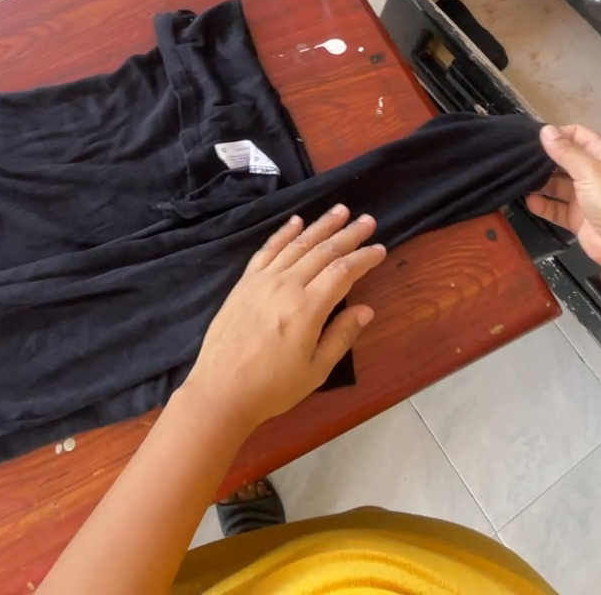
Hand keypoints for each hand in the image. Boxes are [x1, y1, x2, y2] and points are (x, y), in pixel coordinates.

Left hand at [180, 205, 387, 432]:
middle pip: (323, 251)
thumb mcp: (316, 370)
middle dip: (348, 234)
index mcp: (307, 308)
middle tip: (368, 219)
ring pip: (297, 244)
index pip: (343, 272)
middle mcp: (286, 285)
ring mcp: (262, 280)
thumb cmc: (273, 387)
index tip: (380, 249)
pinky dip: (283, 233)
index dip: (363, 258)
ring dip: (320, 225)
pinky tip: (296, 221)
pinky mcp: (244, 282)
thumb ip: (341, 336)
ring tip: (340, 210)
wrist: (220, 390)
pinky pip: (267, 249)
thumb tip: (366, 309)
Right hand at [526, 124, 600, 270]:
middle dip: (544, 159)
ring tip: (519, 179)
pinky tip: (530, 201)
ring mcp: (586, 196)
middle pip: (565, 160)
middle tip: (518, 158)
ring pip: (558, 184)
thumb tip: (545, 129)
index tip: (532, 138)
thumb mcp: (590, 171)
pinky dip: (544, 204)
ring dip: (541, 182)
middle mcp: (595, 173)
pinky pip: (557, 207)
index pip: (578, 135)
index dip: (558, 134)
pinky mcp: (578, 218)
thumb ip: (565, 151)